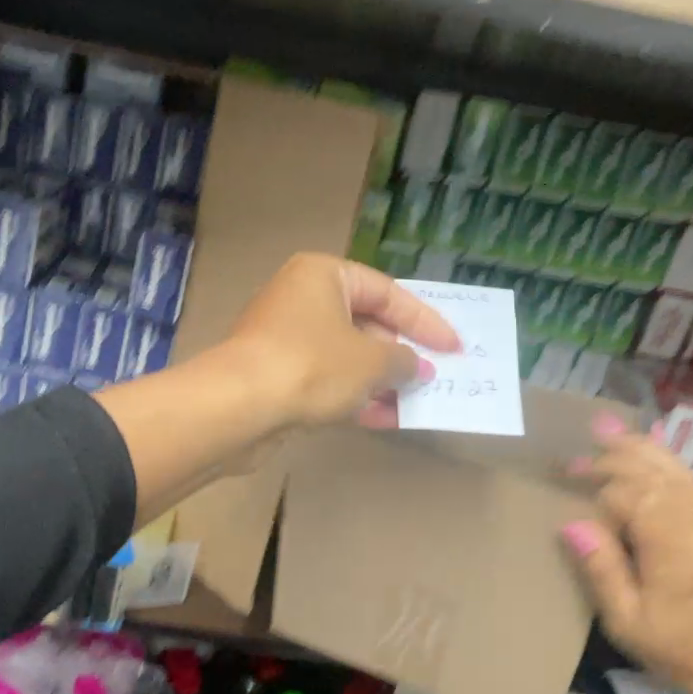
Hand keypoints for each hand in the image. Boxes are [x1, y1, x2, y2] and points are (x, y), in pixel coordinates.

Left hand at [223, 254, 459, 428]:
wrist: (238, 407)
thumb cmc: (312, 366)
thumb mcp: (372, 362)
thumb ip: (403, 361)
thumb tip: (417, 367)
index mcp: (324, 275)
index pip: (387, 292)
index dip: (424, 320)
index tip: (454, 347)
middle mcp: (301, 298)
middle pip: (364, 323)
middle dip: (400, 353)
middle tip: (433, 376)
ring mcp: (285, 338)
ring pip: (345, 356)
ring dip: (379, 380)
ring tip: (415, 401)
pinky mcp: (275, 376)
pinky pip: (325, 381)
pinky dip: (352, 396)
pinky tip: (383, 418)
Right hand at [558, 413, 692, 693]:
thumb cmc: (676, 651)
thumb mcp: (627, 621)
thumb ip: (602, 569)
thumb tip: (572, 522)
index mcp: (669, 549)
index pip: (631, 496)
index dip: (599, 483)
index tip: (565, 477)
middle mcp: (692, 528)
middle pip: (655, 475)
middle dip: (618, 454)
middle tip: (581, 441)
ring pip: (676, 474)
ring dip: (643, 448)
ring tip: (611, 429)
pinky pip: (691, 485)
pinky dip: (670, 461)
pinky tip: (655, 447)